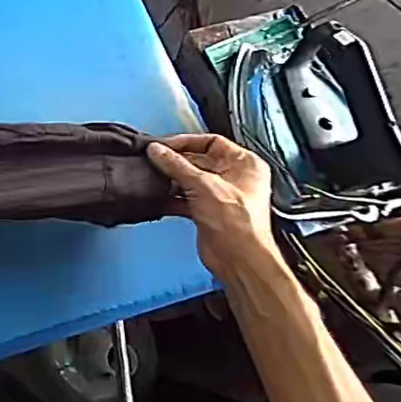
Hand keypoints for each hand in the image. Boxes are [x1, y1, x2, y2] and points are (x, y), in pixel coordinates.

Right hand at [146, 134, 277, 279]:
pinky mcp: (208, 211)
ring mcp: (220, 195)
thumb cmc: (240, 225)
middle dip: (175, 162)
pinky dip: (172, 196)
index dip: (186, 142)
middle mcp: (235, 178)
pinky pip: (185, 196)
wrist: (238, 260)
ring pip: (189, 178)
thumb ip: (175, 164)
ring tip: (154, 176)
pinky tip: (159, 196)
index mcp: (245, 165)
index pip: (211, 141)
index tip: (165, 145)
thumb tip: (157, 151)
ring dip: (171, 179)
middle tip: (155, 160)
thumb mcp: (202, 185)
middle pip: (197, 160)